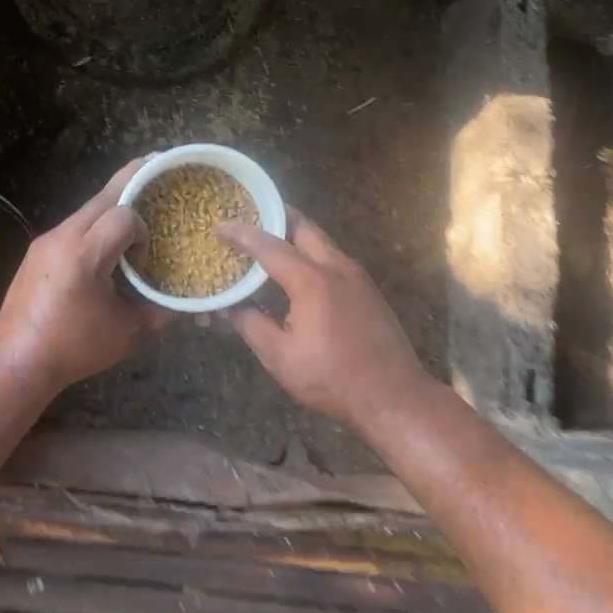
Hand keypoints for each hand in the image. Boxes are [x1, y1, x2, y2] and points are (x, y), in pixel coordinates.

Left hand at [0, 156, 175, 391]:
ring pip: (86, 210)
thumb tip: (185, 303)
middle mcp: (62, 238)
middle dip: (133, 183)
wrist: (17, 363)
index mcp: (85, 255)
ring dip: (112, 208)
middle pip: (104, 197)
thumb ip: (160, 311)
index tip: (144, 263)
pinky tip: (106, 244)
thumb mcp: (128, 334)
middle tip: (157, 164)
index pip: (124, 216)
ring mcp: (45, 242)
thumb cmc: (74, 349)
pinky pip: (73, 227)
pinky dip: (94, 226)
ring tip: (137, 208)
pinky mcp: (37, 252)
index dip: (143, 232)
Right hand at [216, 209, 430, 424]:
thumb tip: (228, 309)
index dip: (241, 234)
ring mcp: (357, 276)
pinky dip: (311, 253)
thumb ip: (251, 325)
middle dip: (274, 217)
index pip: (269, 245)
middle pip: (303, 227)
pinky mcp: (367, 290)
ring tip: (268, 241)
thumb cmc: (332, 378)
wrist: (393, 395)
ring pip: (321, 241)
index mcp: (311, 280)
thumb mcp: (280, 357)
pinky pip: (333, 258)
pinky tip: (298, 271)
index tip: (219, 227)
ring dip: (294, 235)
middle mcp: (336, 267)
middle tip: (249, 217)